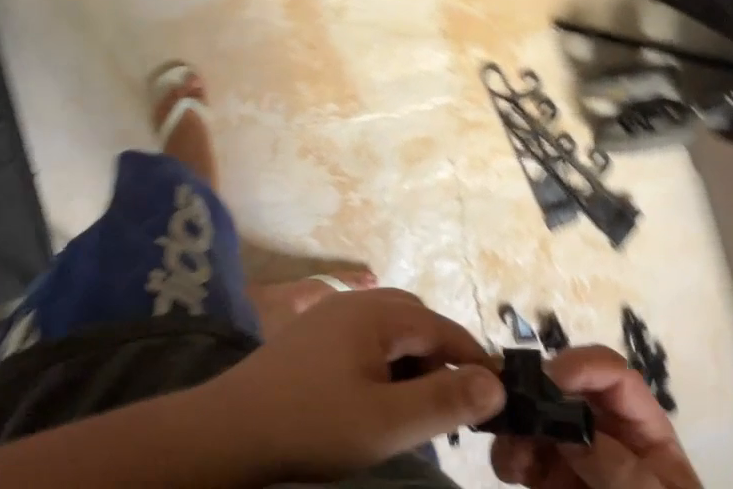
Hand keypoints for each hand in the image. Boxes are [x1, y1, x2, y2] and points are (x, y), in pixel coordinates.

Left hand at [205, 287, 505, 481]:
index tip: (501, 397)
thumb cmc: (314, 424)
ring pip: (388, 331)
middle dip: (442, 358)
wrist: (231, 430)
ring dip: (412, 363)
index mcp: (375, 313)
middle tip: (456, 407)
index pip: (442, 327)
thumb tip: (496, 383)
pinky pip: (362, 341)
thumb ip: (446, 400)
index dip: (474, 360)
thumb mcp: (390, 422)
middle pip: (415, 321)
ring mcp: (327, 317)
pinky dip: (384, 366)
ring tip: (418, 411)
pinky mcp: (309, 338)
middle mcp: (352, 303)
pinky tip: (378, 401)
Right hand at [491, 346, 700, 488]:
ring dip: (516, 424)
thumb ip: (621, 472)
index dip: (582, 367)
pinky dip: (507, 454)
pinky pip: (520, 453)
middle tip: (513, 406)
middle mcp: (604, 434)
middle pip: (563, 388)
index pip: (613, 376)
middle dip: (535, 393)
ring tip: (512, 454)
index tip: (551, 382)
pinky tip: (510, 470)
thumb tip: (570, 431)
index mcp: (644, 432)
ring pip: (534, 417)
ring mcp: (573, 458)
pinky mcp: (547, 481)